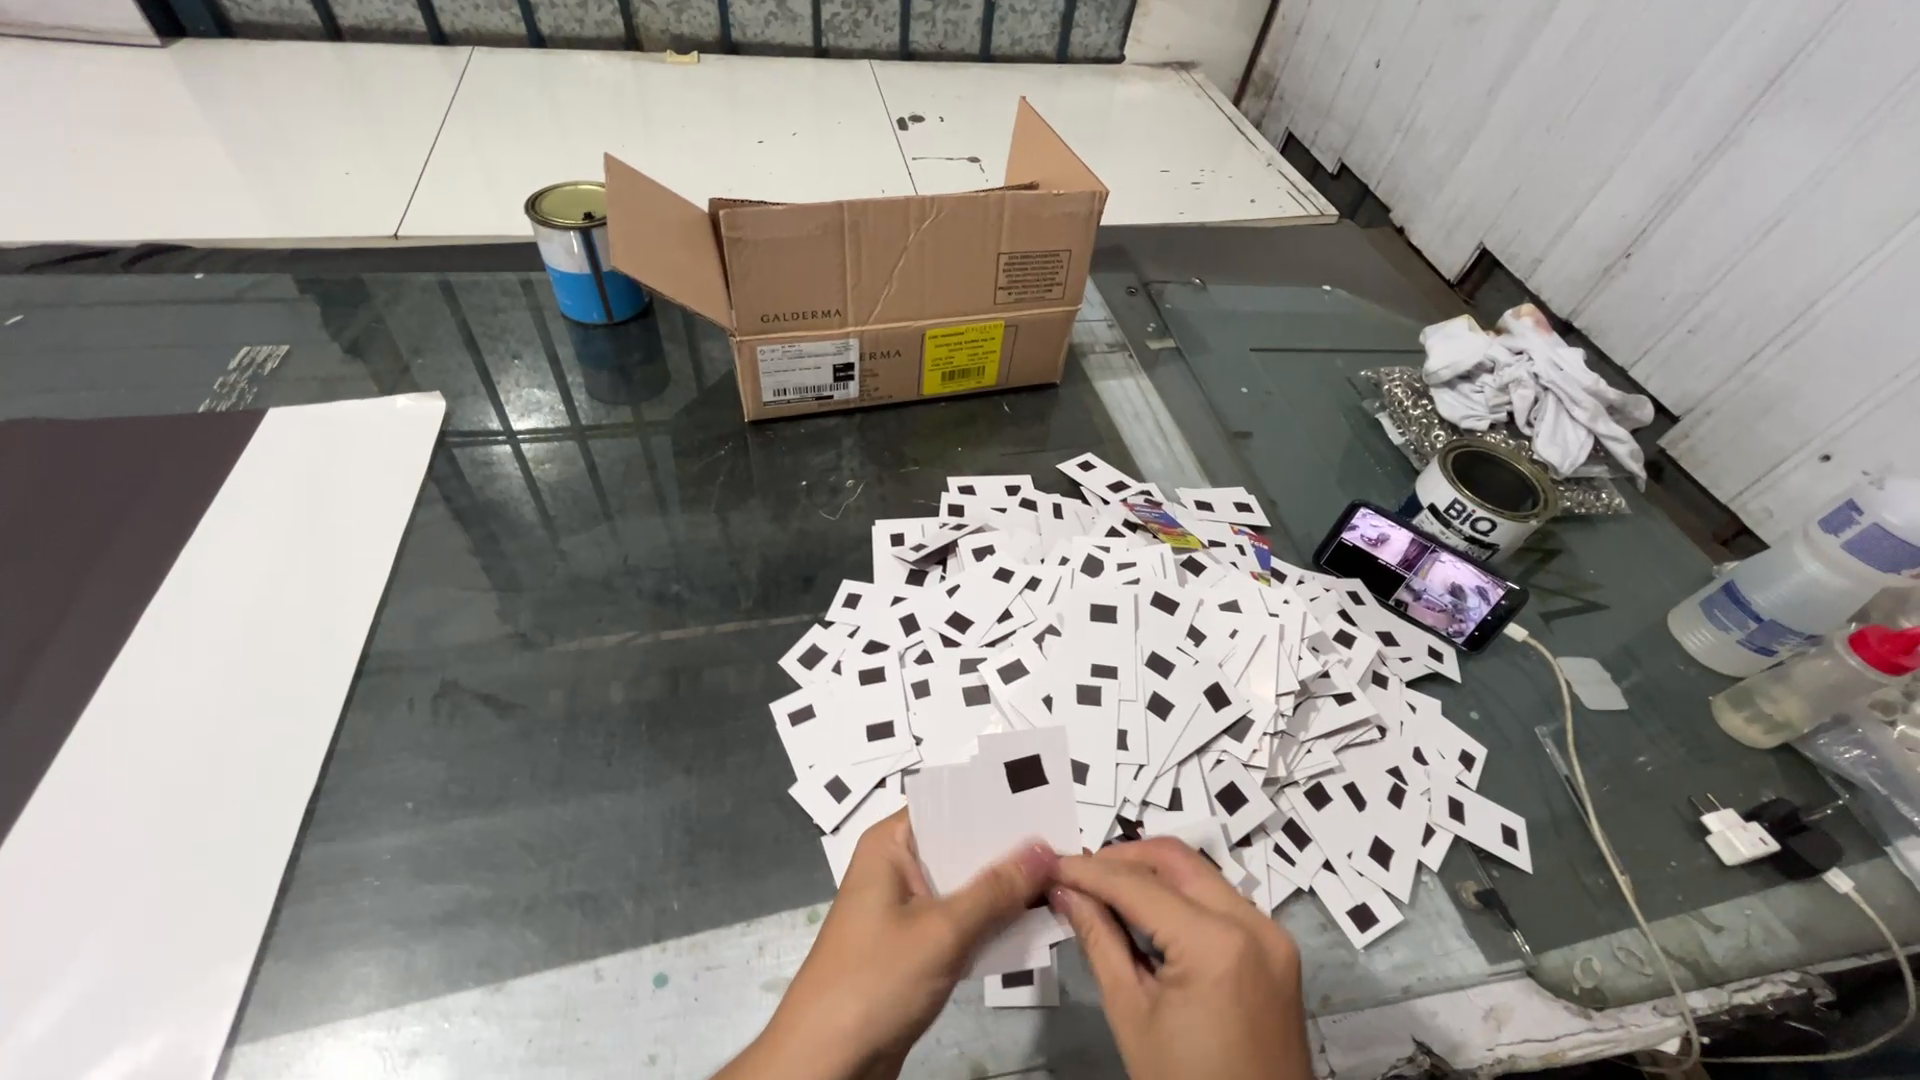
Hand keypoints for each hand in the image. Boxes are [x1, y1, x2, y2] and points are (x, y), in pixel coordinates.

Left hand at [718, 809, 1058, 1079]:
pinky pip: (961, 920)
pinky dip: (992, 922)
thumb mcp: (942, 931)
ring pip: (966, 885)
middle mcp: (898, 865)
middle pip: (962, 845)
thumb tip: (1046, 849)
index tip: (1048, 805)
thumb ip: (997, 890)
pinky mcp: (915, 944)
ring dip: (1006, 889)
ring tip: (1063, 881)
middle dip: (1010, 851)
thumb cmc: (875, 980)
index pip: (951, 805)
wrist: (826, 1062)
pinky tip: (1035, 923)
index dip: (997, 804)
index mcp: (891, 844)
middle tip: (1067, 847)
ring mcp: (905, 906)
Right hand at [1051, 837, 1310, 1079]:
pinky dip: (1181, 897)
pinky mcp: (1278, 949)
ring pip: (1201, 874)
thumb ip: (1099, 940)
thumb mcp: (1131, 1013)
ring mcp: (1272, 935)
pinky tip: (1147, 913)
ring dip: (1152, 874)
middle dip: (1122, 859)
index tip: (1051, 865)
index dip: (1088, 871)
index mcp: (1216, 943)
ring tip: (1105, 891)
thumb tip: (1065, 890)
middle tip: (1078, 874)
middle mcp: (1253, 923)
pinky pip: (1222, 901)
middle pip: (1176, 860)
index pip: (1137, 885)